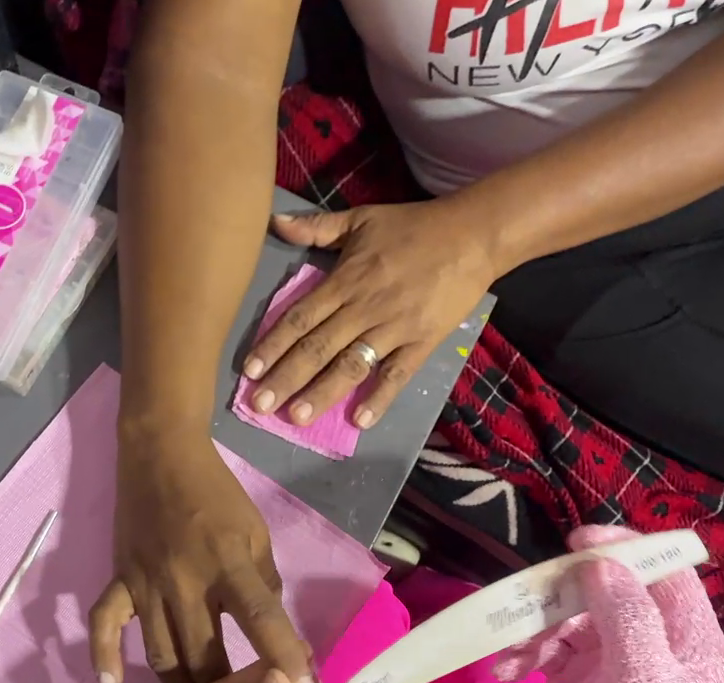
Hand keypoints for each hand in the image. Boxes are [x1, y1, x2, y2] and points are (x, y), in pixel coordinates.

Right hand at [91, 431, 319, 682]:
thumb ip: (263, 584)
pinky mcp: (119, 579)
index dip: (286, 660)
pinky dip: (103, 655)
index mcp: (228, 564)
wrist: (161, 454)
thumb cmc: (217, 494)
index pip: (262, 619)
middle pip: (204, 655)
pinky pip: (104, 623)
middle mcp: (186, 581)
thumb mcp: (255, 532)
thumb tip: (271, 631)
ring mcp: (146, 583)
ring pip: (161, 654)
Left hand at [243, 199, 497, 428]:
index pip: (300, 317)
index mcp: (345, 281)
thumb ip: (317, 227)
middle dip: (286, 378)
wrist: (474, 234)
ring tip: (297, 418)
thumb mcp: (361, 218)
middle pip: (317, 347)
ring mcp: (393, 328)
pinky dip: (380, 398)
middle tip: (259, 406)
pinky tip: (360, 421)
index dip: (273, 344)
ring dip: (322, 393)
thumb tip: (276, 222)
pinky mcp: (422, 343)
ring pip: (350, 365)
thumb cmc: (413, 227)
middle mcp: (363, 308)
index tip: (249, 370)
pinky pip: (397, 374)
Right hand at [498, 525, 723, 682]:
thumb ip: (627, 617)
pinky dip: (525, 654)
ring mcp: (613, 666)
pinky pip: (548, 650)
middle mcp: (653, 647)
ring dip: (536, 627)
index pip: (664, 575)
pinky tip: (506, 671)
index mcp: (690, 643)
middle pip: (607, 593)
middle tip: (529, 599)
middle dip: (565, 594)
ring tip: (511, 651)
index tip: (577, 541)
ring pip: (571, 619)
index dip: (626, 550)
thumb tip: (601, 563)